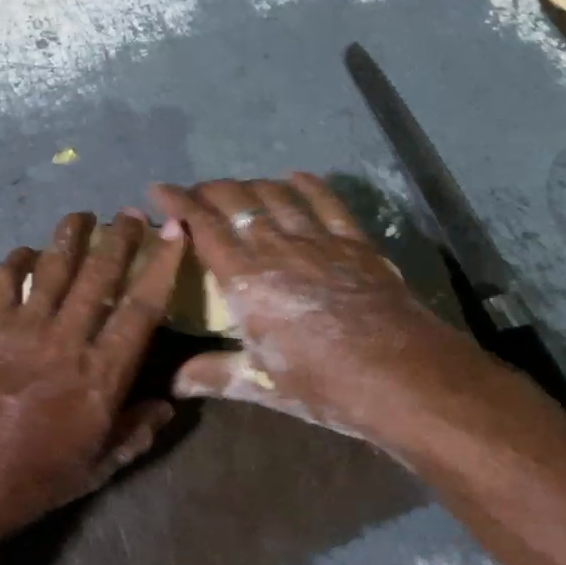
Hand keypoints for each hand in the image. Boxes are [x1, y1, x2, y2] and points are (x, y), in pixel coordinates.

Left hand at [0, 213, 185, 539]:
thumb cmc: (40, 477)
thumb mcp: (100, 465)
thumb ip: (137, 431)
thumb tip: (168, 404)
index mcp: (101, 374)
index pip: (141, 308)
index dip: (162, 267)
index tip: (174, 233)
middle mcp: (67, 339)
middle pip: (98, 275)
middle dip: (118, 238)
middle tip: (130, 212)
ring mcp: (25, 328)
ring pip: (53, 267)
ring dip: (70, 236)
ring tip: (83, 215)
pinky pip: (6, 280)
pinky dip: (18, 260)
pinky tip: (28, 250)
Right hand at [150, 174, 492, 441]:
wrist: (406, 379)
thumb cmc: (325, 385)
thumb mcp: (262, 386)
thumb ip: (214, 374)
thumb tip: (172, 382)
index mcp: (245, 279)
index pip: (202, 224)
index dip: (177, 201)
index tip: (158, 190)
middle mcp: (275, 247)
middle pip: (234, 199)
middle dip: (208, 189)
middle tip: (194, 195)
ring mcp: (317, 240)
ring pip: (274, 194)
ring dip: (249, 186)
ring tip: (237, 191)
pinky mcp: (353, 243)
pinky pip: (326, 202)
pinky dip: (306, 185)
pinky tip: (295, 178)